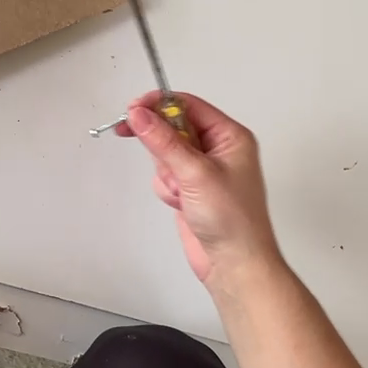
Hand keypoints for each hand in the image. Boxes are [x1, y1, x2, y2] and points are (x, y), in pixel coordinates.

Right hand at [116, 92, 284, 289]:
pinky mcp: (190, 187)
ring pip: (165, 153)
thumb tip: (140, 115)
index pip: (188, 106)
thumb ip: (164, 141)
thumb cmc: (233, 220)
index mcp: (230, 136)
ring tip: (181, 192)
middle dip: (162, 145)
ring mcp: (202, 169)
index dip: (160, 104)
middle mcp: (217, 149)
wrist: (234, 263)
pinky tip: (180, 203)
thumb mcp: (195, 173)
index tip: (133, 109)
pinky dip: (166, 188)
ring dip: (165, 172)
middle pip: (173, 127)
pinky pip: (165, 175)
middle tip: (144, 145)